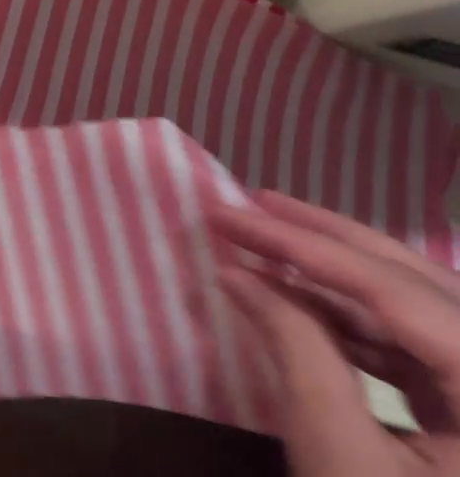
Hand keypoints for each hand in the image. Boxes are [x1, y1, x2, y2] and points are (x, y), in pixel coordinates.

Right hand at [209, 191, 459, 475]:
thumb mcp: (339, 454)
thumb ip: (295, 350)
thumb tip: (237, 272)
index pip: (399, 294)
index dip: (305, 245)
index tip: (225, 211)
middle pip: (430, 287)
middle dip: (331, 239)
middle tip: (247, 203)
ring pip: (429, 310)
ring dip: (340, 274)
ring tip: (264, 242)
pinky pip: (427, 347)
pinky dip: (359, 318)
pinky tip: (300, 301)